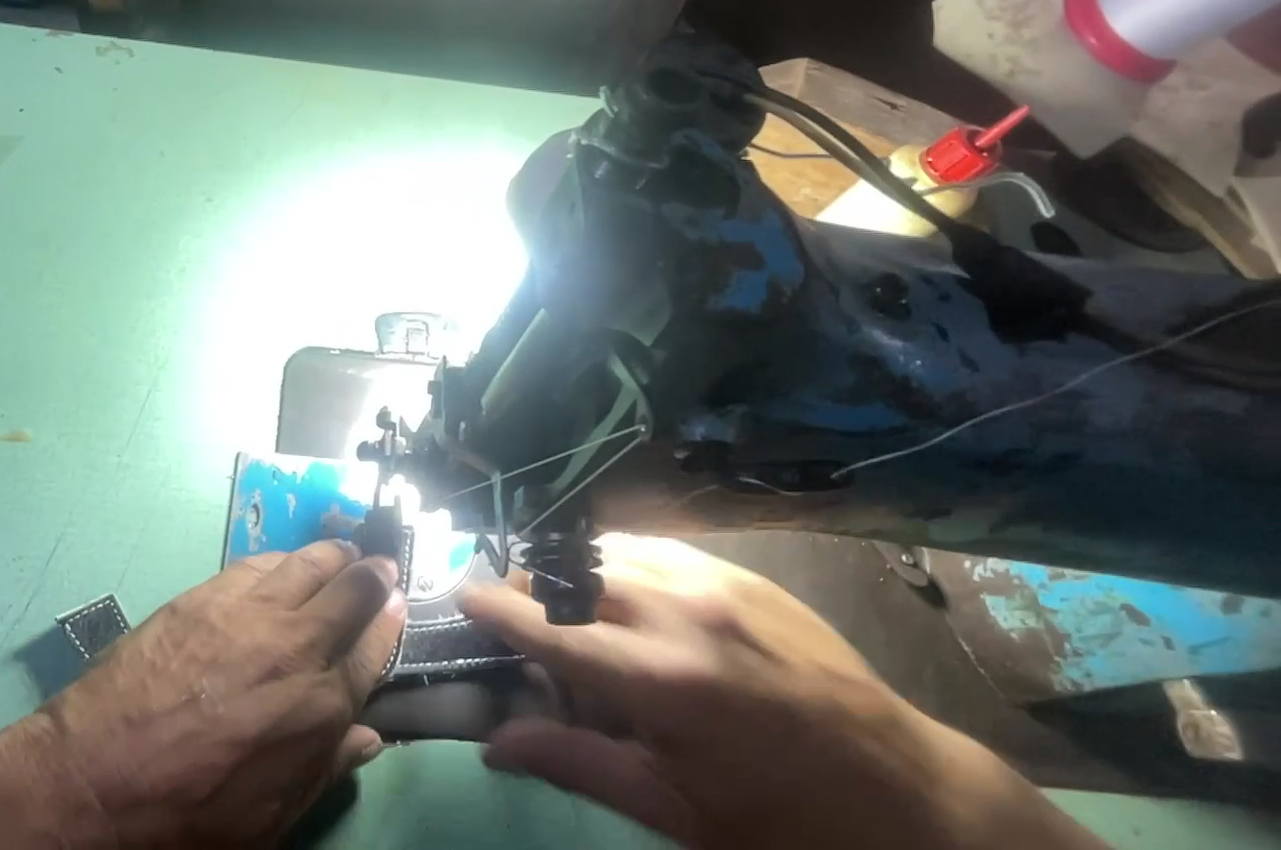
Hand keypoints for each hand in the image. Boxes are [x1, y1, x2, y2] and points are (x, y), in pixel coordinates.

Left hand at [0, 541, 405, 847]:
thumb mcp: (273, 815)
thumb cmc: (191, 813)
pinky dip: (284, 558)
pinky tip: (285, 562)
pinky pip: (260, 562)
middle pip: (352, 591)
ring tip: (342, 552)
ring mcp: (252, 613)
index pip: (374, 649)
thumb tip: (371, 735)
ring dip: (335, 554)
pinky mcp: (208, 594)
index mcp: (322, 707)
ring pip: (310, 562)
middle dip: (374, 575)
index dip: (391, 623)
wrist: (97, 779)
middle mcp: (297, 647)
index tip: (398, 604)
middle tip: (380, 567)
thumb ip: (329, 766)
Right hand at [462, 535, 1103, 849]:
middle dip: (528, 583)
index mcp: (658, 681)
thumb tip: (494, 742)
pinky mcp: (744, 572)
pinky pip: (656, 547)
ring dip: (571, 568)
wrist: (909, 790)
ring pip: (610, 550)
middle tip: (511, 606)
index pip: (547, 626)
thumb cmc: (783, 821)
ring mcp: (716, 582)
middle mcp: (679, 611)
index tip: (459, 592)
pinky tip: (619, 585)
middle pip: (570, 574)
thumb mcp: (675, 810)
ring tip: (559, 595)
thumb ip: (577, 762)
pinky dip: (619, 560)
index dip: (495, 606)